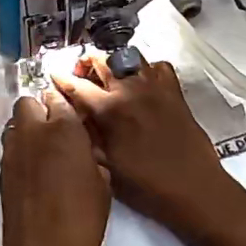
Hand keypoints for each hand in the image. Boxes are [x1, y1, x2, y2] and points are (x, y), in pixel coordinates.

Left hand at [0, 88, 110, 245]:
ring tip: (44, 150)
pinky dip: (20, 148)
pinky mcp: (2, 167)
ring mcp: (13, 148)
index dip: (66, 106)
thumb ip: (91, 155)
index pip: (59, 98)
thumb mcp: (103, 183)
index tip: (74, 118)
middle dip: (40, 110)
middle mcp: (34, 130)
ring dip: (28, 128)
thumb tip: (83, 149)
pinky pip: (10, 145)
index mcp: (64, 128)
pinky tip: (34, 169)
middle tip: (57, 131)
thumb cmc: (83, 217)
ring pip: (16, 122)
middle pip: (28, 102)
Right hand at [54, 57, 245, 243]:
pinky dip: (145, 69)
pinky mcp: (174, 91)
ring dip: (113, 63)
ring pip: (128, 57)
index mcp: (109, 109)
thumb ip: (86, 134)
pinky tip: (140, 84)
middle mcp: (130, 90)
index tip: (53, 75)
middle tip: (80, 75)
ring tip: (108, 77)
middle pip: (102, 60)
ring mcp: (155, 87)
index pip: (77, 84)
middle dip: (85, 64)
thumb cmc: (145, 184)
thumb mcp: (105, 164)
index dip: (61, 78)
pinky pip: (157, 66)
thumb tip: (72, 116)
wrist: (192, 188)